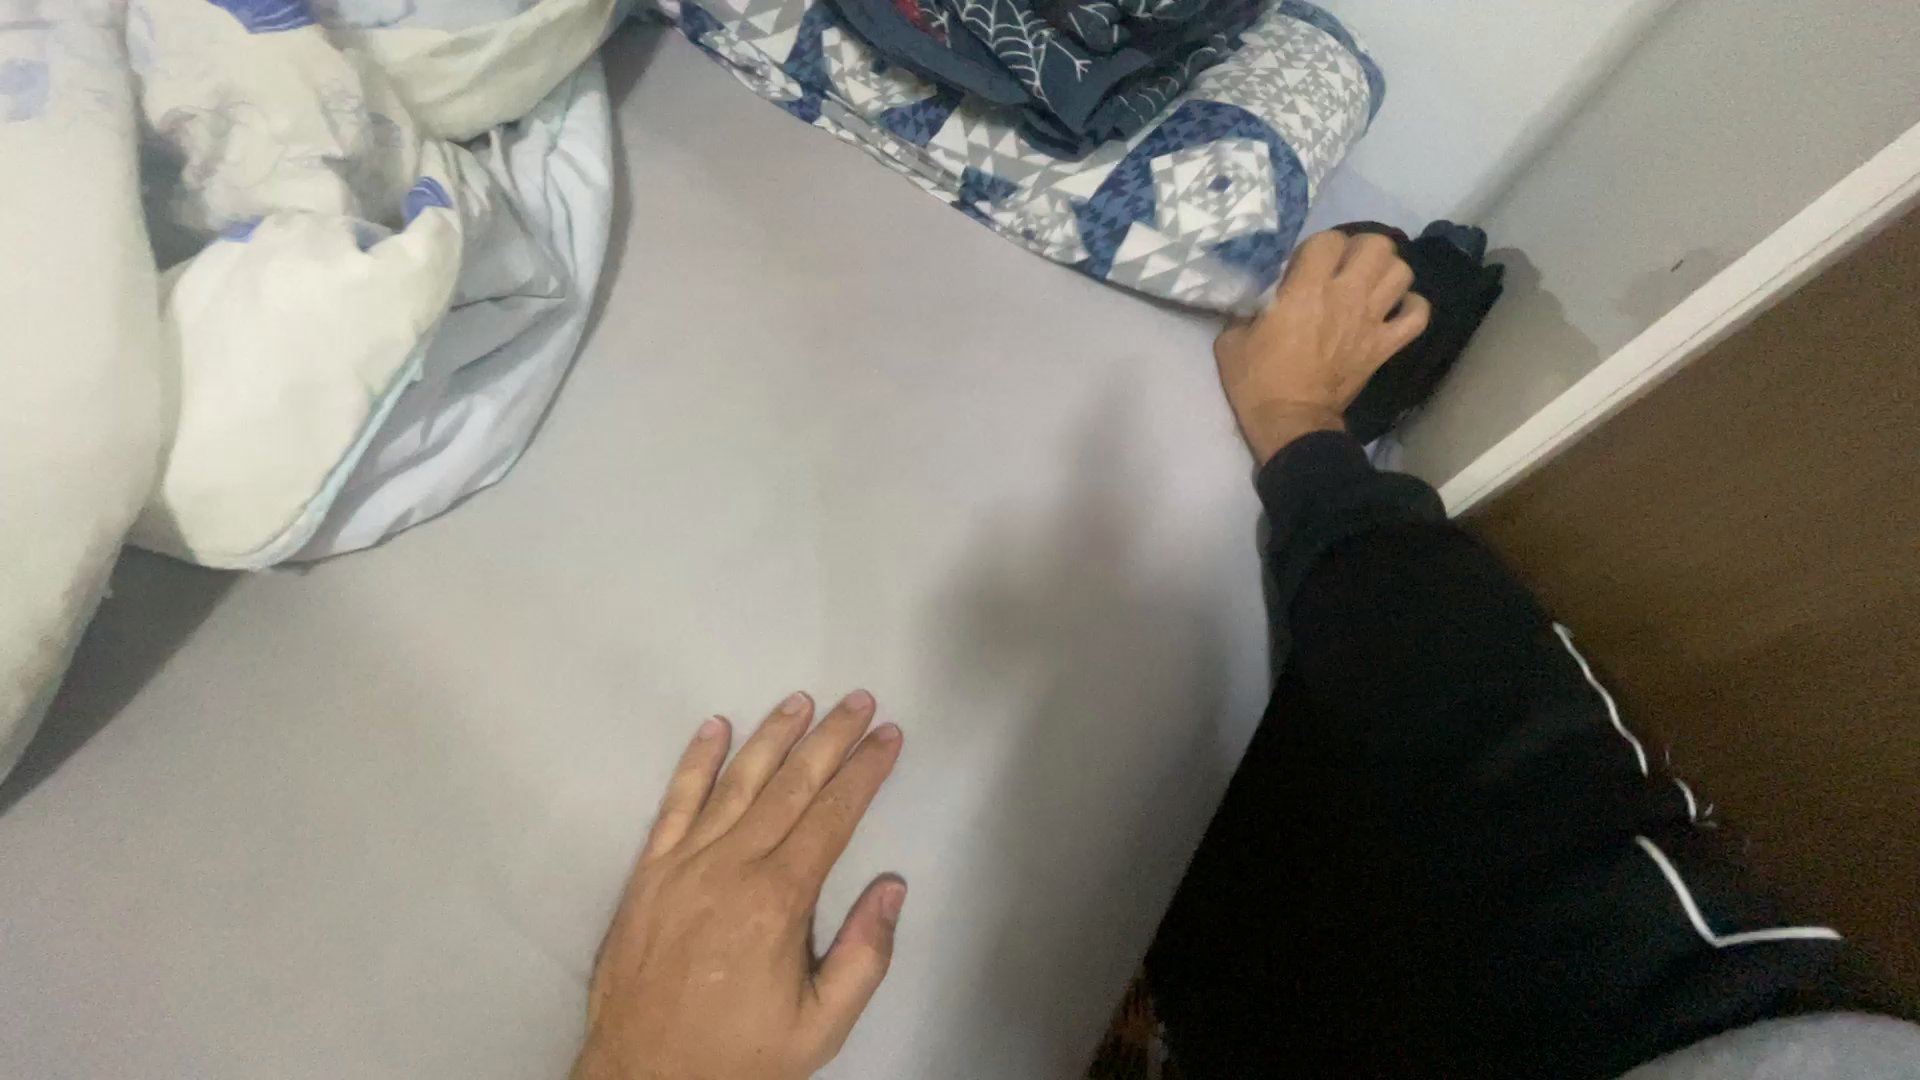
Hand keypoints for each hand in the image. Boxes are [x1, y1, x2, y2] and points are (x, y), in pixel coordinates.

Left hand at [573, 691, 906, 1079]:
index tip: (888, 736)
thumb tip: (892, 885)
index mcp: (778, 900)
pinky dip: (696, 761)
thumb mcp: (820, 1027)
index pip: (834, 814)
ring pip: (739, 781)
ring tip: (801, 700)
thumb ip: (864, 955)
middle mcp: (733, 865)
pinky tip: (715, 726)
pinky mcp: (649, 870)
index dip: (865, 770)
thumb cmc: (740, 1056)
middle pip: (793, 783)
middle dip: (831, 737)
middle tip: (859, 700)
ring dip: (773, 735)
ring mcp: (685, 862)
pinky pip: (675, 802)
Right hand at [1215, 230, 1431, 463]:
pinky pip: (1418, 315)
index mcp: (1306, 290)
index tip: (1303, 267)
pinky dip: (1410, 308)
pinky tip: (1392, 311)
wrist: (1289, 422)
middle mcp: (1346, 296)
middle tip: (1342, 268)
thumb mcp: (1231, 342)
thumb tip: (1258, 302)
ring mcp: (1372, 321)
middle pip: (1377, 245)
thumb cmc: (1257, 382)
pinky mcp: (1385, 346)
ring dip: (1386, 274)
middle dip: (1360, 250)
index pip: (1328, 240)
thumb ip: (1246, 312)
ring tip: (1367, 286)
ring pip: (1402, 273)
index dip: (1316, 247)